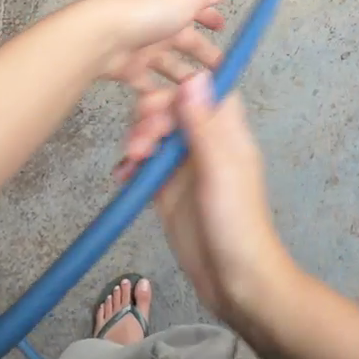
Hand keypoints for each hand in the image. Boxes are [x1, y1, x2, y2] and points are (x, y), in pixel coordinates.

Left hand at [70, 0, 240, 90]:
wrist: (103, 36)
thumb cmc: (147, 13)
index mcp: (172, 6)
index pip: (196, 11)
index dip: (210, 18)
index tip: (223, 29)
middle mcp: (158, 25)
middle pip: (184, 43)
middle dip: (201, 55)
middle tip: (219, 74)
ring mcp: (142, 48)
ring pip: (168, 65)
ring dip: (182, 78)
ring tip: (199, 95)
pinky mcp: (128, 70)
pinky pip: (147, 84)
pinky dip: (158, 94)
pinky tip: (171, 104)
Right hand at [146, 74, 296, 323]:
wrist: (235, 282)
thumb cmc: (236, 222)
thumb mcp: (220, 169)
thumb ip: (204, 124)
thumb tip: (195, 76)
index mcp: (225, 131)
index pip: (202, 91)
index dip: (179, 90)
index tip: (158, 105)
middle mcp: (204, 142)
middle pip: (172, 109)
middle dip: (150, 118)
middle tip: (138, 143)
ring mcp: (184, 166)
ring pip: (155, 133)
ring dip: (137, 139)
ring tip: (130, 161)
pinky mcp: (166, 190)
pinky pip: (144, 165)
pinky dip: (131, 165)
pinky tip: (122, 176)